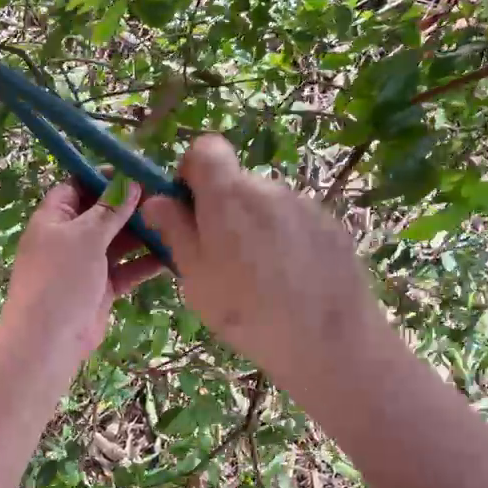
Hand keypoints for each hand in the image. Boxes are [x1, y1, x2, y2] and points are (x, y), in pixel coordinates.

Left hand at [0, 179, 169, 377]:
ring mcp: (85, 265)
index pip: (77, 185)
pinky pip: (127, 269)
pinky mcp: (101, 289)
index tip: (139, 170)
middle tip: (170, 194)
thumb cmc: (60, 279)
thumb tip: (129, 182)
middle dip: (133, 205)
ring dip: (145, 233)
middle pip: (103, 213)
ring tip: (179, 219)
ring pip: (118, 242)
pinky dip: (147, 262)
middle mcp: (68, 238)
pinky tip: (176, 253)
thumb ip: (109, 209)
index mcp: (53, 218)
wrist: (47, 340)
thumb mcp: (84, 236)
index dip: (105, 177)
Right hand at [140, 135, 397, 392]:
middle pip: (234, 184)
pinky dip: (282, 244)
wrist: (327, 339)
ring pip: (264, 206)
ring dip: (251, 230)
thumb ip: (175, 231)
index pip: (206, 148)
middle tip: (215, 260)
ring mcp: (304, 205)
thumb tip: (157, 200)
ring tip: (254, 280)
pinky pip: (292, 224)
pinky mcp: (330, 226)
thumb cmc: (245, 310)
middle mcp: (268, 188)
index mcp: (228, 196)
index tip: (186, 208)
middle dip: (219, 211)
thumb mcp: (194, 276)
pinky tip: (286, 283)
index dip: (190, 171)